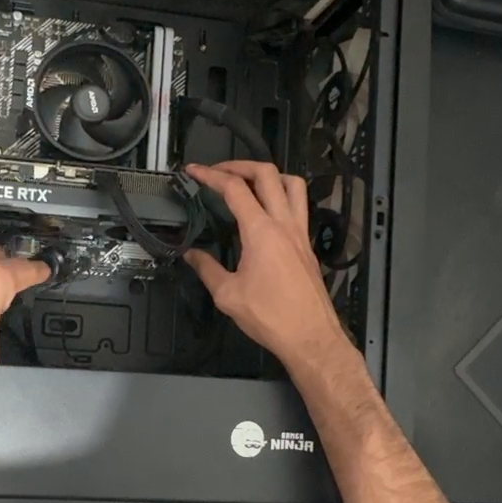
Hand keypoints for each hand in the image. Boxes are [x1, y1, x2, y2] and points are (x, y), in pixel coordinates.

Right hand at [183, 161, 354, 371]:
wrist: (309, 337)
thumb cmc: (271, 317)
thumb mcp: (227, 295)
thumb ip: (207, 269)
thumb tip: (191, 256)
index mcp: (261, 232)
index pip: (234, 189)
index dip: (211, 175)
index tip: (195, 171)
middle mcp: (284, 224)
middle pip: (267, 174)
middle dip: (240, 165)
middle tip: (219, 170)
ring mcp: (300, 233)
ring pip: (293, 184)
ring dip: (270, 175)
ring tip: (249, 180)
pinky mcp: (307, 246)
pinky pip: (299, 207)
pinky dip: (282, 197)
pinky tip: (267, 211)